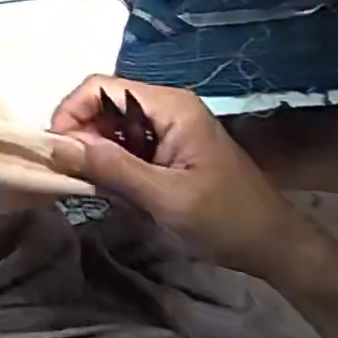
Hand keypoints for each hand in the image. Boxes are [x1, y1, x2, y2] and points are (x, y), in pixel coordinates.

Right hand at [46, 75, 318, 278]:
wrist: (279, 250)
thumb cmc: (227, 221)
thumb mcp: (166, 198)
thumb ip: (112, 167)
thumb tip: (58, 145)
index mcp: (170, 106)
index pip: (99, 88)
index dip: (71, 111)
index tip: (58, 148)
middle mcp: (165, 106)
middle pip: (101, 103)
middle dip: (80, 133)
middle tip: (73, 170)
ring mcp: (166, 126)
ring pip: (108, 124)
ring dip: (93, 150)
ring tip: (92, 182)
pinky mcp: (165, 146)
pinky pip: (122, 141)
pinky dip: (109, 161)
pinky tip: (113, 187)